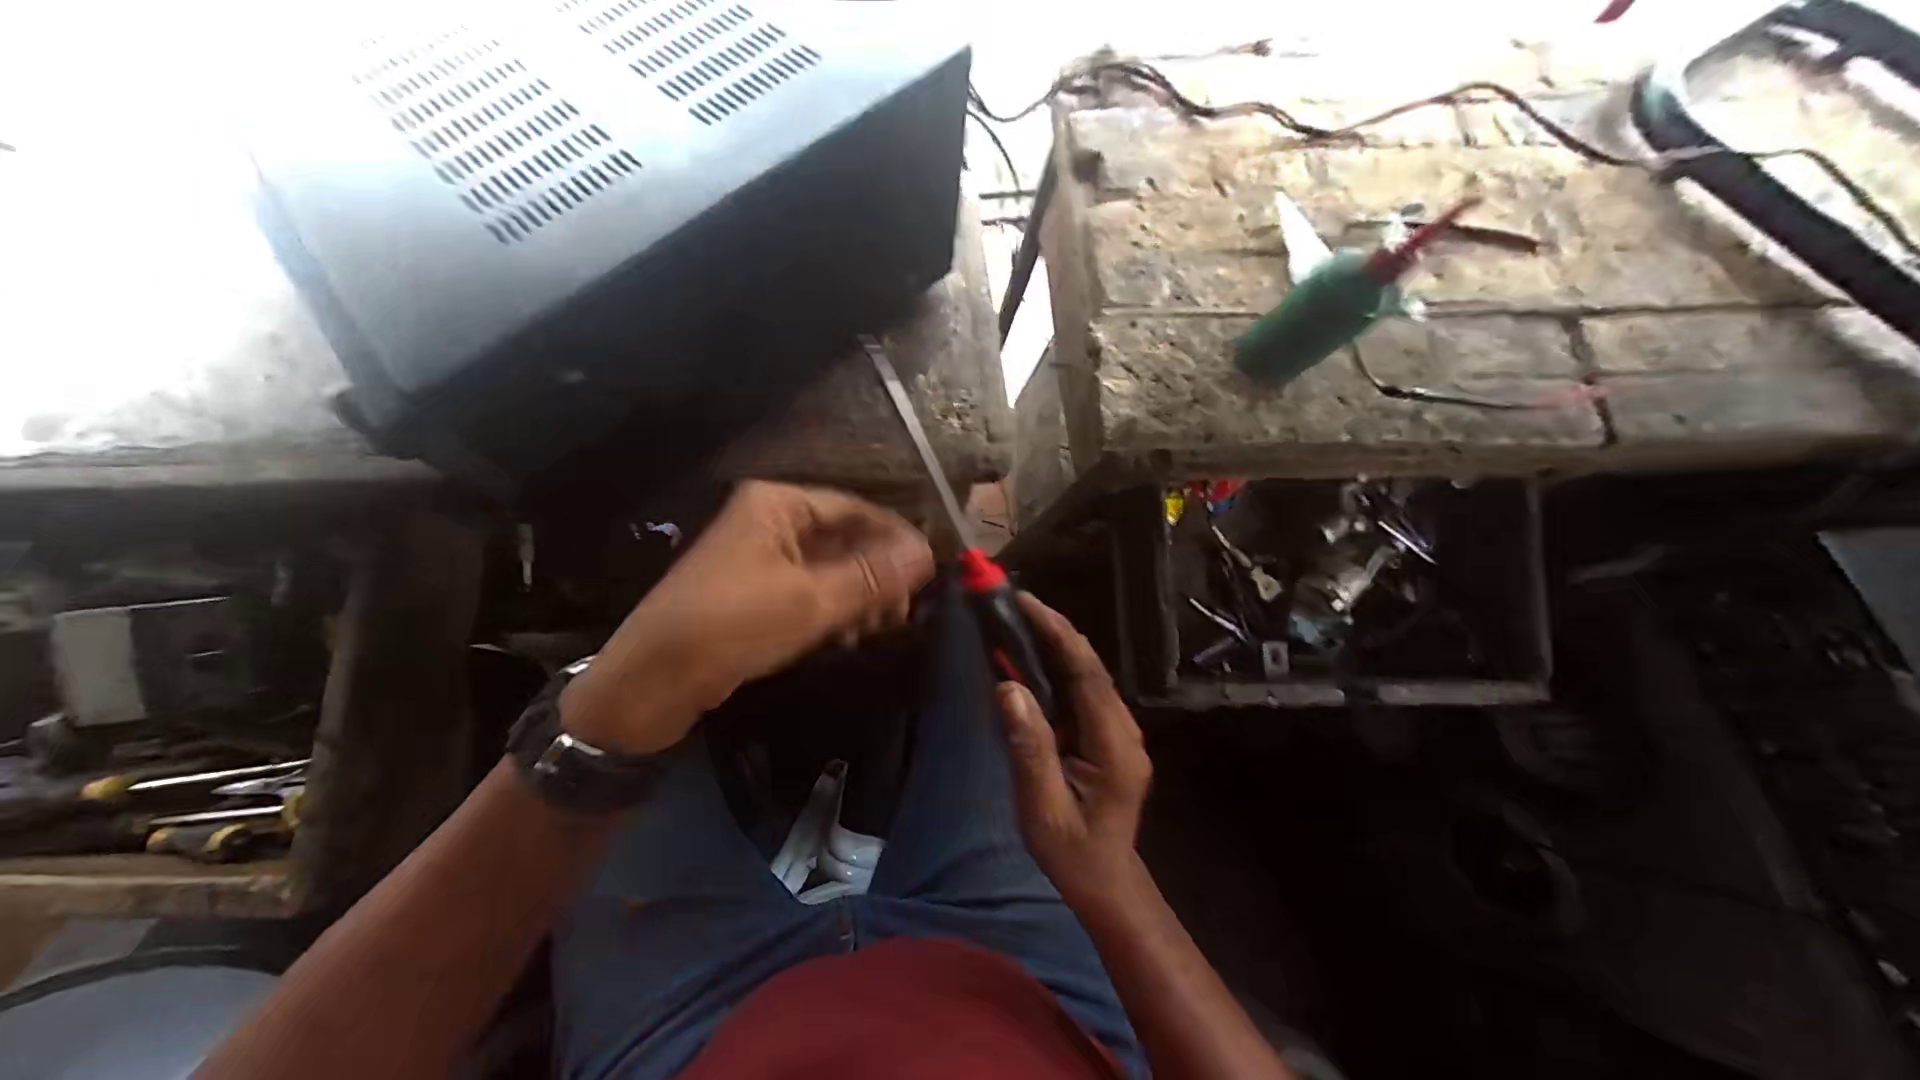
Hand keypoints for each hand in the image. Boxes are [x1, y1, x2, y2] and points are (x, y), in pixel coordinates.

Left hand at [561, 481, 933, 753]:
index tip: (929, 568)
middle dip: (878, 573)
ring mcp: (759, 561)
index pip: (854, 508)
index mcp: (777, 505)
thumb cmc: (733, 625)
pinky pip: (808, 594)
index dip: (895, 535)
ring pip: (828, 570)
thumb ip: (873, 576)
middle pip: (842, 539)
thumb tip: (927, 554)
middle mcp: (769, 524)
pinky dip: (833, 612)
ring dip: (859, 596)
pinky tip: (852, 638)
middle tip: (908, 608)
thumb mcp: (812, 599)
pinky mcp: (754, 597)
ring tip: (886, 627)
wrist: (652, 683)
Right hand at [997, 592, 1154, 911]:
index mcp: (1114, 744)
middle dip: (1053, 628)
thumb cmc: (1072, 851)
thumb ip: (1029, 747)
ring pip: (1087, 673)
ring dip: (1054, 643)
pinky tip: (1032, 656)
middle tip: (1013, 601)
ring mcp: (1119, 730)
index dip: (1056, 633)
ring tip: (1018, 619)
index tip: (1024, 603)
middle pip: (1089, 665)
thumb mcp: (1042, 807)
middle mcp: (1124, 728)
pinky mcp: (1108, 734)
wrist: (1105, 882)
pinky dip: (1057, 666)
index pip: (1086, 674)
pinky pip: (1082, 689)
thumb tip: (1007, 687)